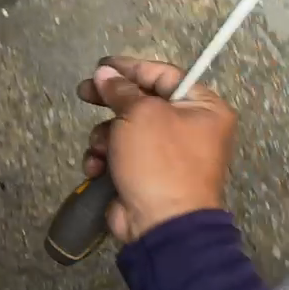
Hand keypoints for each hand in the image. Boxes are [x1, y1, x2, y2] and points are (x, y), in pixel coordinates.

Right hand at [77, 56, 236, 241]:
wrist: (162, 223)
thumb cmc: (160, 161)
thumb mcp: (139, 115)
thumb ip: (120, 90)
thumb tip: (105, 73)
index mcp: (203, 109)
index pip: (163, 75)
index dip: (130, 68)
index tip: (101, 66)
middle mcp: (190, 128)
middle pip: (141, 101)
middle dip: (110, 101)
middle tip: (84, 93)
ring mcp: (167, 153)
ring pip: (124, 128)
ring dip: (104, 137)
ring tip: (102, 150)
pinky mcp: (146, 173)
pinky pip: (120, 153)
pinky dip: (105, 158)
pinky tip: (98, 168)